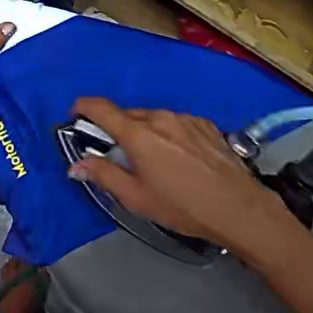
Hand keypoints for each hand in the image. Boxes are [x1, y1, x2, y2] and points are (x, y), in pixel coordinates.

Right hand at [67, 98, 304, 261]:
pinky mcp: (206, 124)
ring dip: (146, 131)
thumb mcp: (136, 197)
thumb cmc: (182, 206)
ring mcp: (187, 119)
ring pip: (155, 118)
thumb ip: (105, 175)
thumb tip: (78, 165)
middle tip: (116, 152)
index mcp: (140, 134)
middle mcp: (162, 118)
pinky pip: (178, 123)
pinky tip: (178, 157)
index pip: (103, 109)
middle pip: (130, 115)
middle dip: (117, 128)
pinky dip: (169, 133)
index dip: (85, 107)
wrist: (235, 205)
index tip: (77, 112)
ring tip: (152, 160)